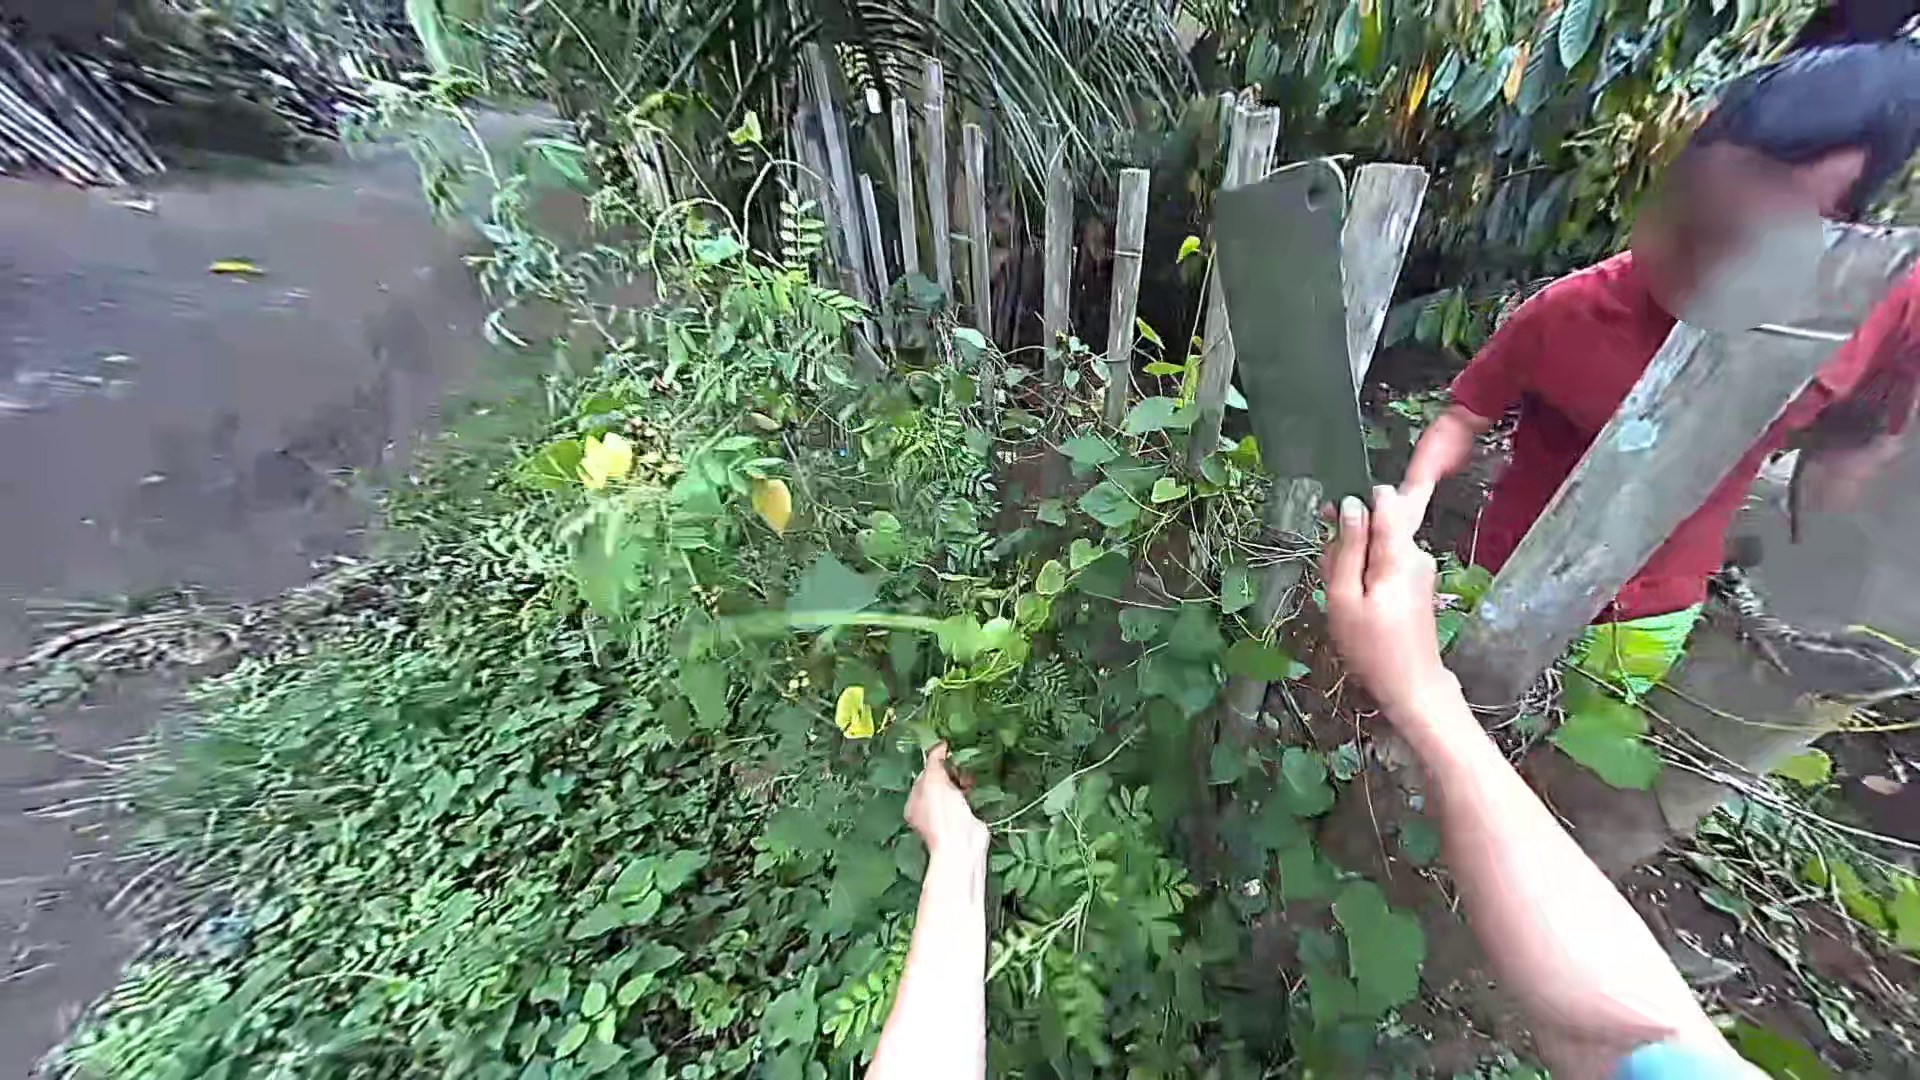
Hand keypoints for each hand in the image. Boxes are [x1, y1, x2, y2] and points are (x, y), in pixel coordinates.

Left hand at [905, 743, 987, 860]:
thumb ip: (934, 760)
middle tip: (960, 764)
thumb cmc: (942, 813)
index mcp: (915, 801)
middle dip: (950, 770)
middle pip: (940, 780)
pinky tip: (975, 783)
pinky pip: (966, 796)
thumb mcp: (933, 780)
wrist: (963, 844)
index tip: (948, 752)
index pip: (924, 773)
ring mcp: (947, 813)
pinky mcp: (964, 817)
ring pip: (954, 787)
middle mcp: (928, 808)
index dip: (935, 762)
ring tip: (969, 775)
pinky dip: (971, 789)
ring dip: (962, 778)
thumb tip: (941, 744)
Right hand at [1321, 486, 1450, 713]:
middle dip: (1351, 530)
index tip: (1328, 514)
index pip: (1386, 500)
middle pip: (1382, 518)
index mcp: (1398, 554)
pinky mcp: (1415, 579)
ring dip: (1353, 554)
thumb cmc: (1370, 644)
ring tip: (1337, 586)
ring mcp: (1418, 567)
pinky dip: (1363, 567)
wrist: (1410, 683)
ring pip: (1379, 540)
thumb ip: (1347, 548)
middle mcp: (1415, 553)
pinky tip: (1350, 593)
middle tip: (1330, 562)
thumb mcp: (1345, 596)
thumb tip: (1349, 506)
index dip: (1355, 497)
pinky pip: (1384, 558)